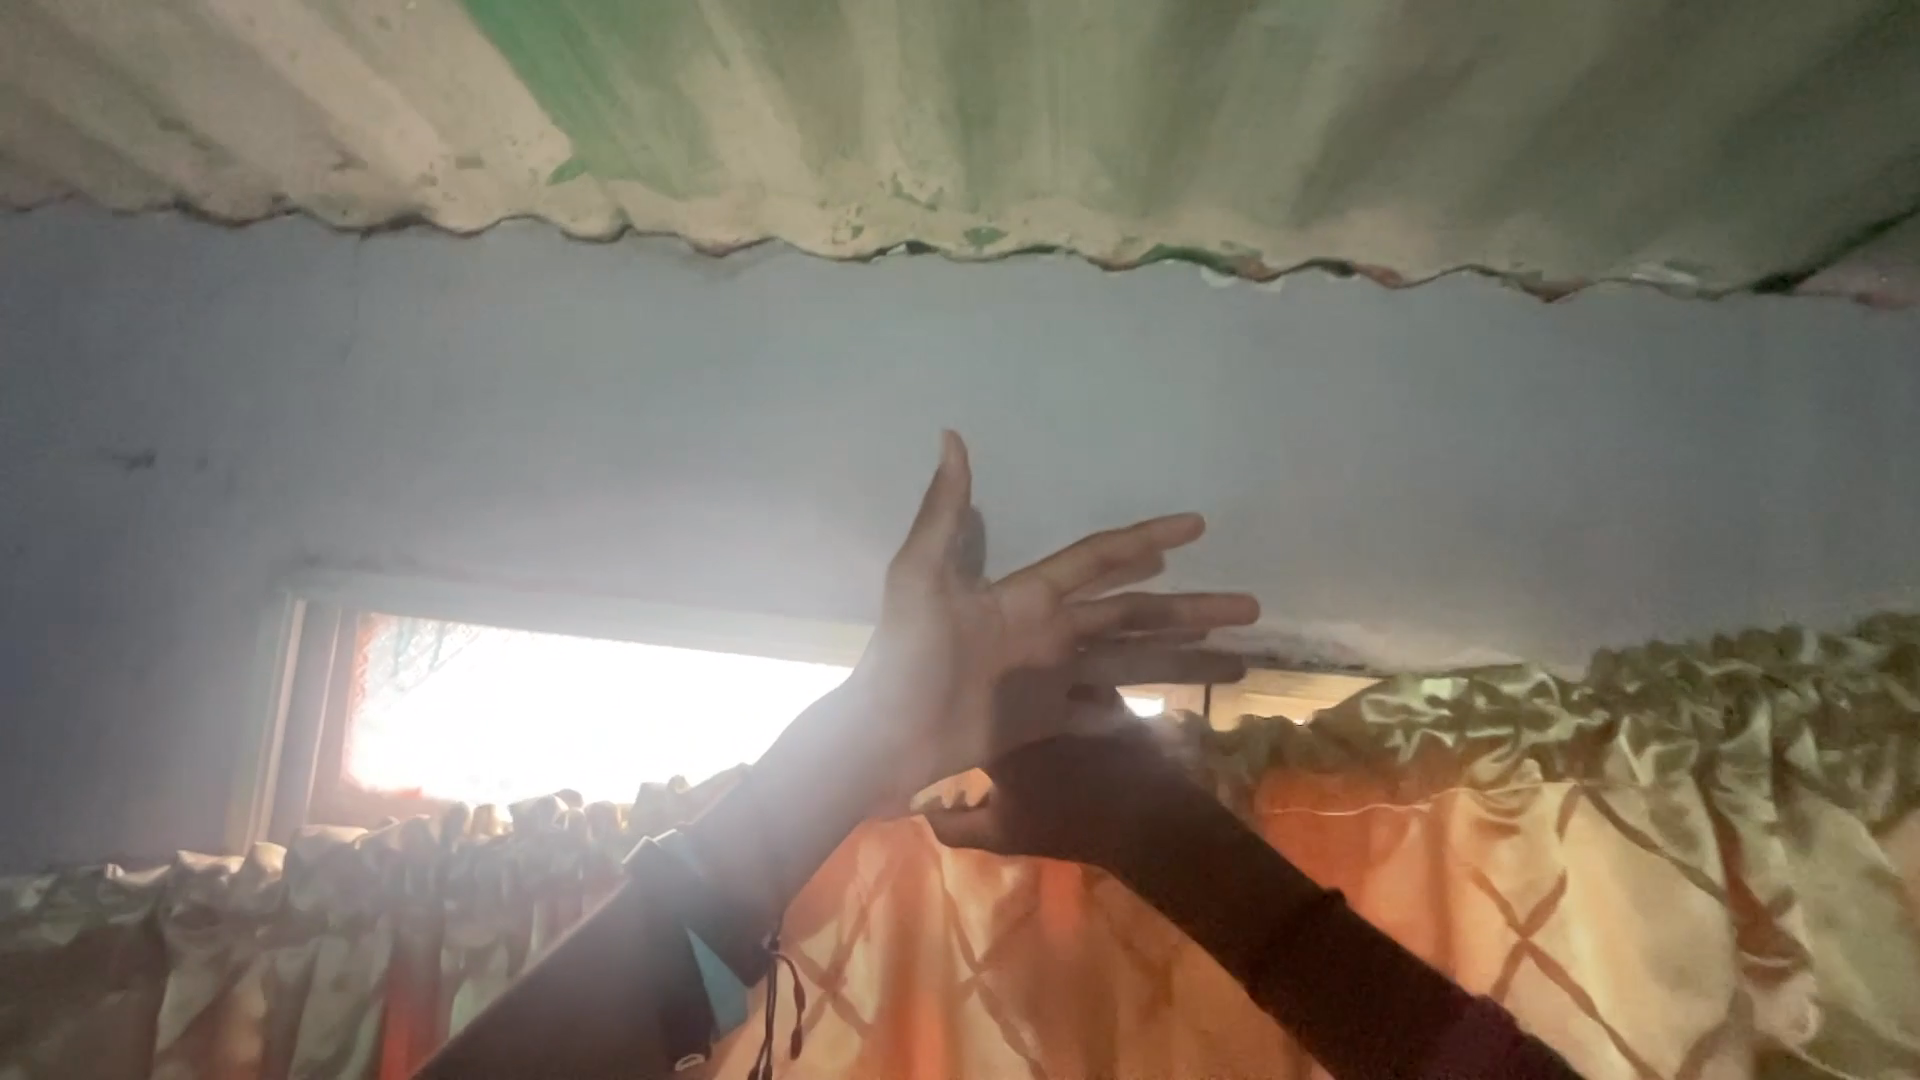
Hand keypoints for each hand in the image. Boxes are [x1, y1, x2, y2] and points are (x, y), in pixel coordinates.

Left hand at [853, 431, 1256, 806]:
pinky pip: (1099, 716)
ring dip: (1183, 662)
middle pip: (1136, 615)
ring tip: (1239, 664)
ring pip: (1133, 665)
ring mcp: (1054, 678)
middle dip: (1192, 609)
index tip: (1196, 525)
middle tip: (1250, 607)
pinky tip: (1172, 718)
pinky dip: (1131, 717)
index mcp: (1032, 595)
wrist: (886, 731)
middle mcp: (1053, 632)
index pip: (1100, 558)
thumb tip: (951, 436)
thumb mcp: (919, 575)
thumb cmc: (905, 651)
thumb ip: (943, 511)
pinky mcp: (1046, 722)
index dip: (1147, 539)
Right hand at [919, 679, 1200, 870]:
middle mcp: (1025, 693)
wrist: (1142, 817)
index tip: (938, 706)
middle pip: (990, 674)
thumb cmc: (1065, 825)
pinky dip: (1056, 669)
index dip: (943, 702)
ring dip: (1021, 668)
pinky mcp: (1092, 676)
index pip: (952, 703)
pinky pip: (1066, 664)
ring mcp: (1062, 680)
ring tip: (1011, 673)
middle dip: (980, 676)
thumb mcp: (1000, 834)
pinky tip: (1052, 676)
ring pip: (1031, 664)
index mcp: (993, 728)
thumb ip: (952, 825)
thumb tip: (920, 811)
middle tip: (971, 682)